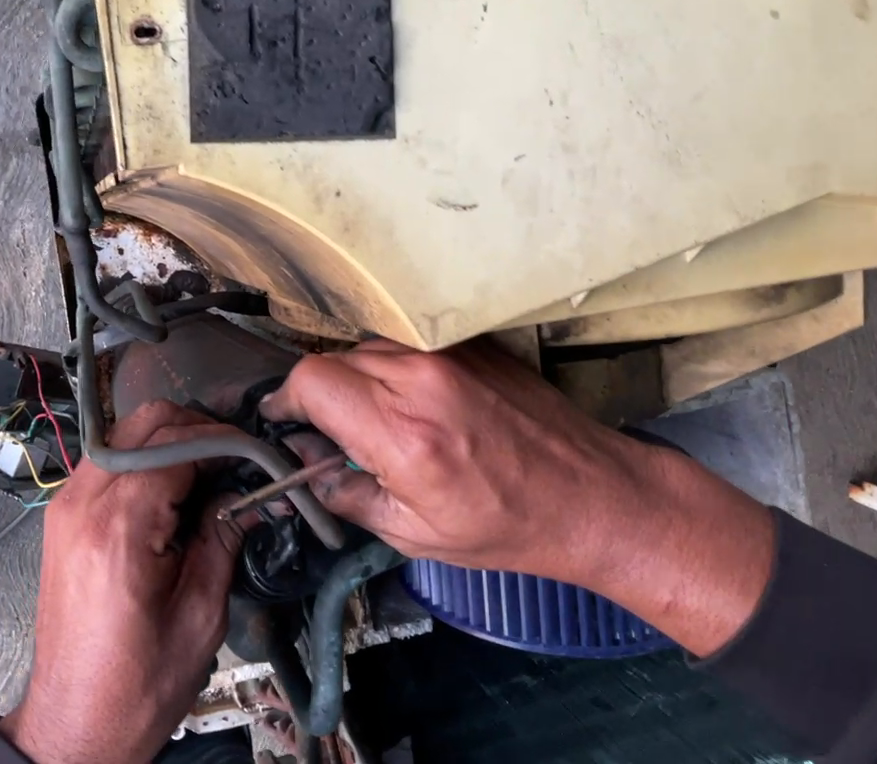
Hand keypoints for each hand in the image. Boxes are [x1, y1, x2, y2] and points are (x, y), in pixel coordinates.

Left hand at [0, 401, 245, 763]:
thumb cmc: (139, 682)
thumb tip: (250, 494)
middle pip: (146, 422)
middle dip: (197, 430)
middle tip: (236, 458)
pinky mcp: (60, 514)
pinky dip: (143, 456)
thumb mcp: (200, 616)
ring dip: (169, 438)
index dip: (223, 442)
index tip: (256, 455)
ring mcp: (65, 504)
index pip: (177, 445)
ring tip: (209, 470)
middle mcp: (83, 501)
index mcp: (119, 526)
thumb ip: (222, 539)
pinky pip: (107, 458)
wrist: (73, 719)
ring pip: (124, 433)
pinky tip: (171, 486)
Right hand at [262, 339, 775, 655]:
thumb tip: (308, 466)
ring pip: (365, 348)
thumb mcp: (414, 533)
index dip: (286, 399)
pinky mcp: (469, 343)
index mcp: (402, 432)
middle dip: (320, 395)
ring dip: (355, 380)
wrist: (593, 495)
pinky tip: (415, 404)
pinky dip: (392, 369)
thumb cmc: (507, 525)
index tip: (283, 418)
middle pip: (332, 360)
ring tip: (379, 420)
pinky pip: (404, 344)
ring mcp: (448, 353)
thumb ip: (346, 495)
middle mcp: (421, 380)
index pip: (312, 381)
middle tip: (332, 432)